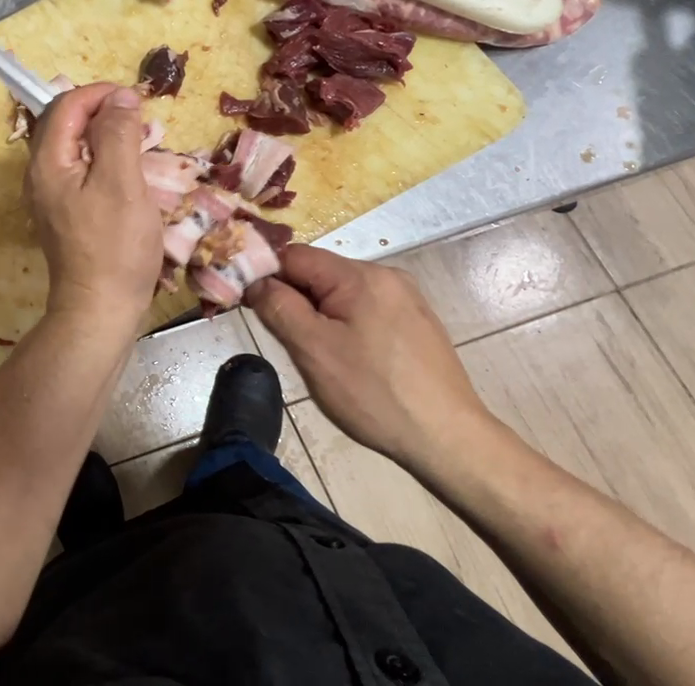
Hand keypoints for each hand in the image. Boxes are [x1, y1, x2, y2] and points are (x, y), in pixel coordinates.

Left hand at [25, 83, 163, 331]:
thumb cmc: (114, 246)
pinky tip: (130, 174)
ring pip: (74, 147)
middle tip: (139, 120)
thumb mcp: (122, 183)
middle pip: (64, 123)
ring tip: (140, 143)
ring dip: (105, 136)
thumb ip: (117, 134)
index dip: (99, 94)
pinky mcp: (65, 212)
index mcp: (47, 162)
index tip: (135, 99)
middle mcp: (40, 174)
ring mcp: (50, 195)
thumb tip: (119, 96)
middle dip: (101, 112)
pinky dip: (104, 161)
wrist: (99, 308)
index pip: (64, 105)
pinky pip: (80, 170)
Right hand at [246, 246, 497, 469]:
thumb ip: (276, 306)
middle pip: (317, 272)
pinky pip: (362, 310)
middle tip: (283, 338)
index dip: (264, 274)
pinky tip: (346, 359)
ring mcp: (404, 299)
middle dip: (291, 298)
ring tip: (314, 354)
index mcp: (360, 276)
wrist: (448, 439)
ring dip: (316, 314)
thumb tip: (253, 280)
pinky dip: (342, 325)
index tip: (246, 304)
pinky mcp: (414, 323)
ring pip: (338, 293)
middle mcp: (386, 276)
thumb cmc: (373, 393)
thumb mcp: (312, 349)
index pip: (293, 255)